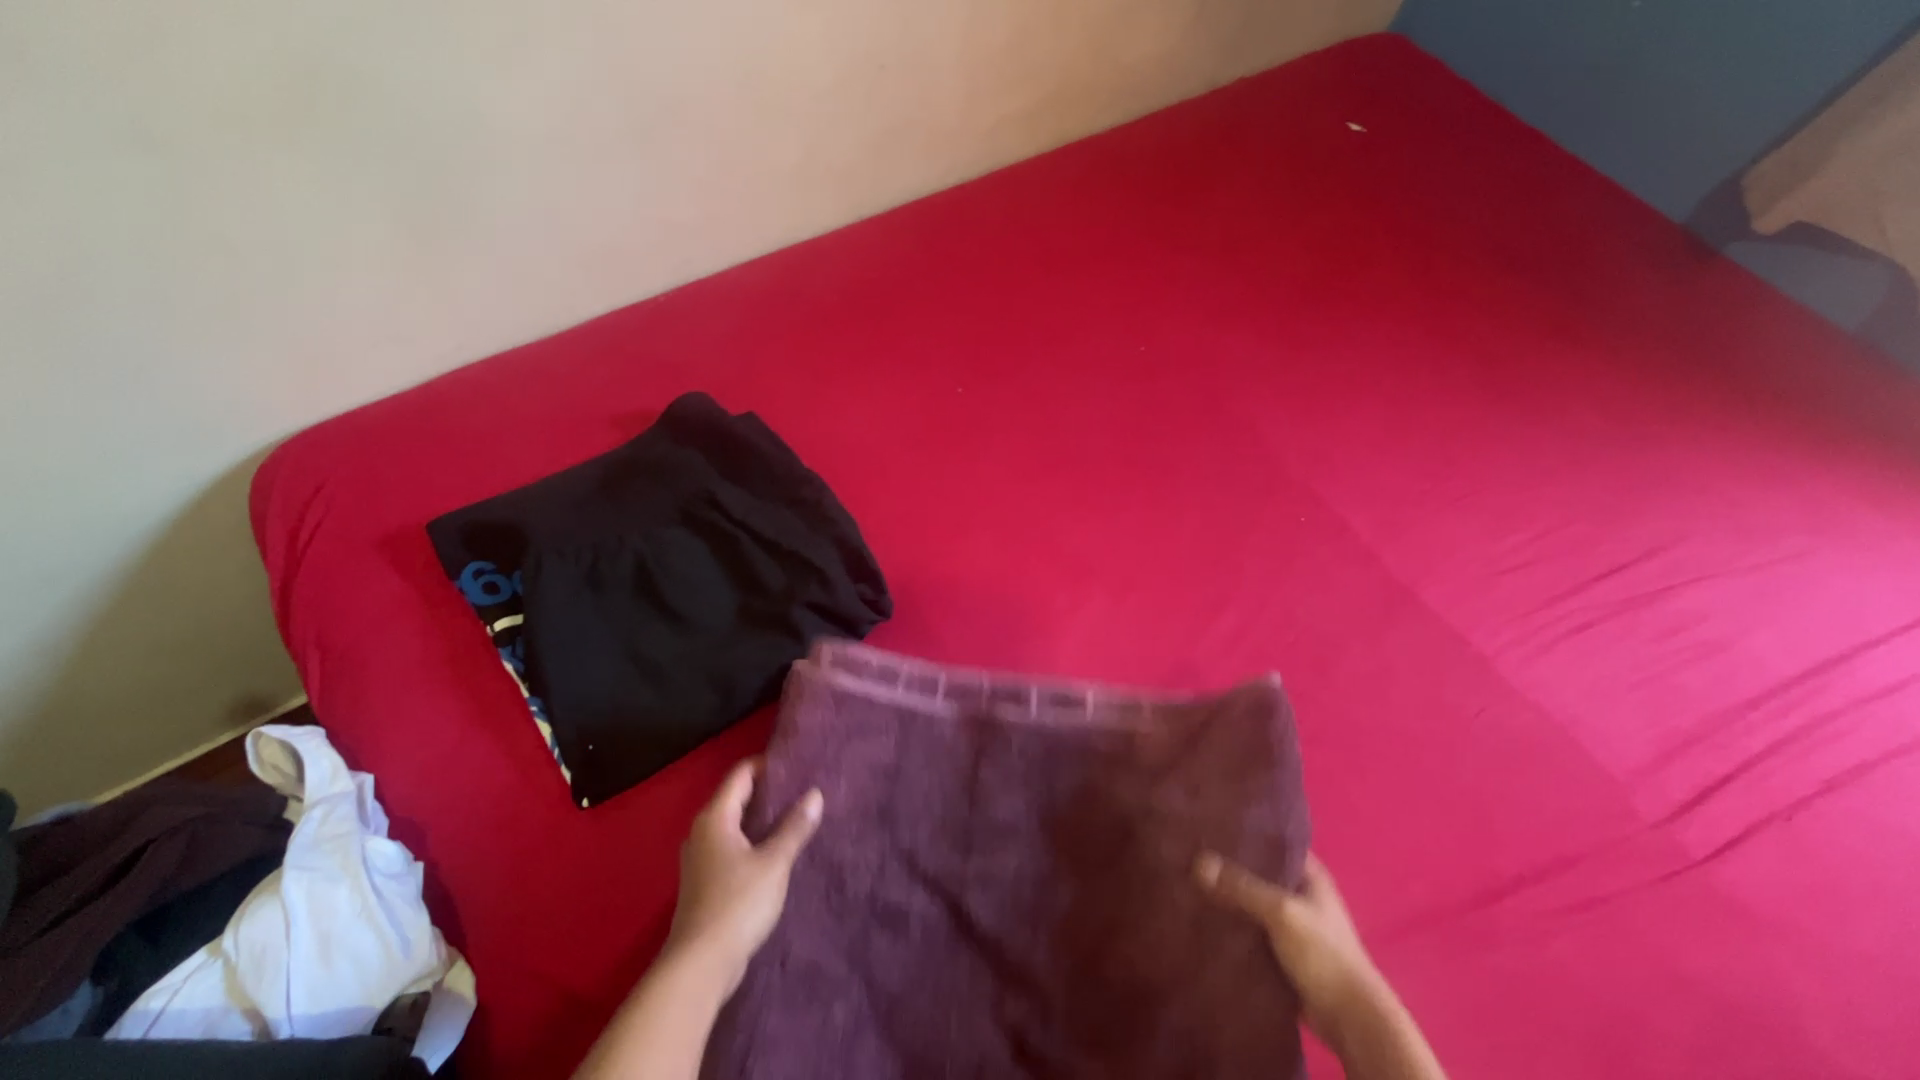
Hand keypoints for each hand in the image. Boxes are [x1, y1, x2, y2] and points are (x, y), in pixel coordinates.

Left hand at [665, 759, 822, 993]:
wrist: (700, 963)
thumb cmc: (737, 904)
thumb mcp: (774, 863)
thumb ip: (794, 827)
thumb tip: (814, 794)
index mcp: (715, 818)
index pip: (740, 775)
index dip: (767, 765)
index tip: (797, 764)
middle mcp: (702, 832)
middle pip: (735, 798)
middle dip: (766, 792)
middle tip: (802, 789)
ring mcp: (700, 859)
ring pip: (733, 825)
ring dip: (760, 819)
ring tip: (794, 817)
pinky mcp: (705, 882)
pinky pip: (731, 848)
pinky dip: (752, 842)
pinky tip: (775, 853)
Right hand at [1194, 851, 1390, 1040]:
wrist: (1348, 1019)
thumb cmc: (1324, 955)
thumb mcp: (1282, 912)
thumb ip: (1242, 887)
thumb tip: (1198, 861)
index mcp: (1308, 875)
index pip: (1270, 843)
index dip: (1241, 834)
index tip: (1204, 826)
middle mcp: (1297, 895)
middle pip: (1255, 874)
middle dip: (1224, 868)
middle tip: (1183, 855)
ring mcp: (1287, 926)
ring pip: (1247, 906)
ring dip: (1222, 901)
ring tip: (1182, 884)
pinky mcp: (1276, 954)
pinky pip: (1245, 934)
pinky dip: (1226, 930)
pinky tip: (1197, 922)